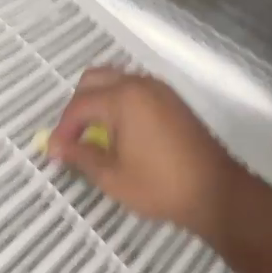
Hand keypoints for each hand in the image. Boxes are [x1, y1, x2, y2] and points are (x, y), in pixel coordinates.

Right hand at [46, 67, 248, 239]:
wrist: (216, 192)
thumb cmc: (160, 186)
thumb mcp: (112, 177)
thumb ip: (81, 156)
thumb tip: (58, 148)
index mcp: (122, 98)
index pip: (79, 106)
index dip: (63, 129)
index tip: (55, 153)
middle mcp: (139, 84)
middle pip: (94, 80)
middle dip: (77, 106)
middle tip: (73, 137)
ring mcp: (159, 89)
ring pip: (115, 80)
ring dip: (98, 100)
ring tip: (94, 133)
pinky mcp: (172, 100)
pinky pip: (135, 88)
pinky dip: (119, 101)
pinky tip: (119, 131)